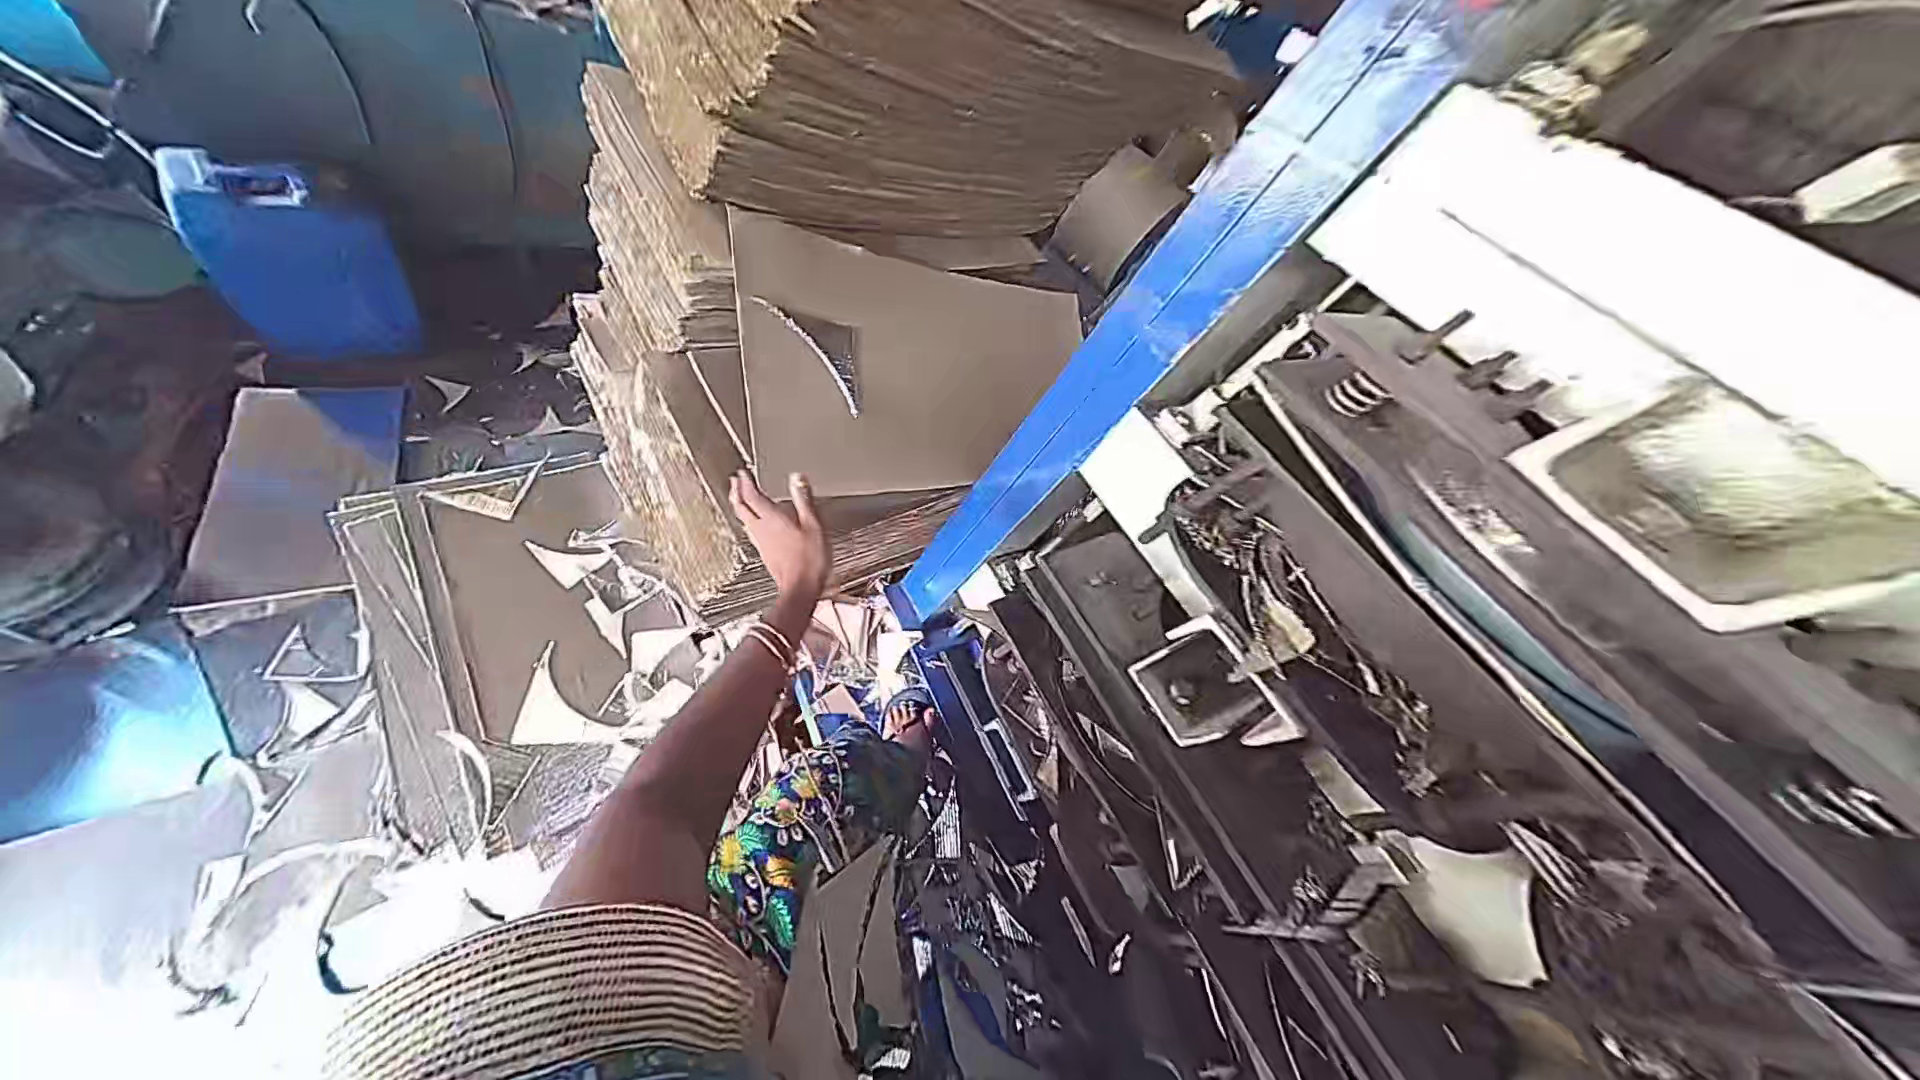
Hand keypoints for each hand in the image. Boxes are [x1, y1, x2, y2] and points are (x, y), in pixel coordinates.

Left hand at [729, 470, 830, 599]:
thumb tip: (797, 479)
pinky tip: (754, 525)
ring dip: (740, 506)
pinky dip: (749, 521)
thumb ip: (804, 500)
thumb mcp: (813, 524)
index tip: (742, 473)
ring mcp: (761, 542)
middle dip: (737, 492)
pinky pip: (751, 532)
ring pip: (744, 520)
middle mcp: (762, 529)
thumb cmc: (809, 559)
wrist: (800, 588)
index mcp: (772, 519)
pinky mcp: (765, 553)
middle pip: (742, 507)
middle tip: (734, 482)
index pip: (753, 496)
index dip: (746, 483)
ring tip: (740, 499)